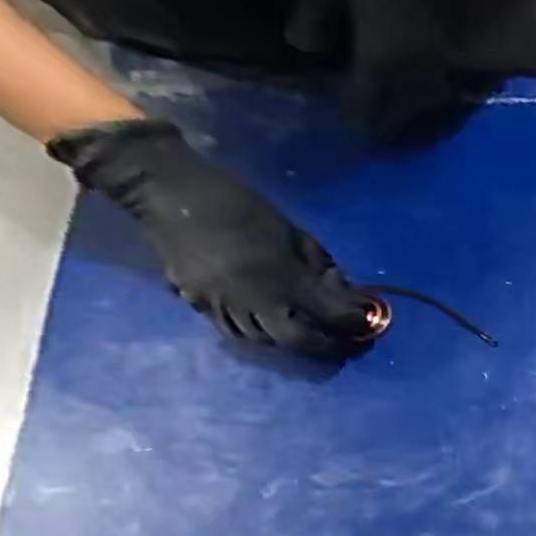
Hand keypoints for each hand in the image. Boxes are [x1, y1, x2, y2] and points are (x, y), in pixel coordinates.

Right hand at [47, 120, 373, 353]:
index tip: (369, 325)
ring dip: (299, 345)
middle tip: (349, 343)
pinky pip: (239, 333)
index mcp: (281, 275)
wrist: (166, 189)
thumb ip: (319, 266)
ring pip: (271, 342)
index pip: (329, 314)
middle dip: (330, 346)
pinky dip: (265, 337)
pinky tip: (278, 330)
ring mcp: (225, 306)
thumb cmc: (237, 203)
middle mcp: (255, 298)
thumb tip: (343, 292)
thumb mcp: (291, 230)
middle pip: (302, 341)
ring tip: (319, 339)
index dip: (353, 324)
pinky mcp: (200, 305)